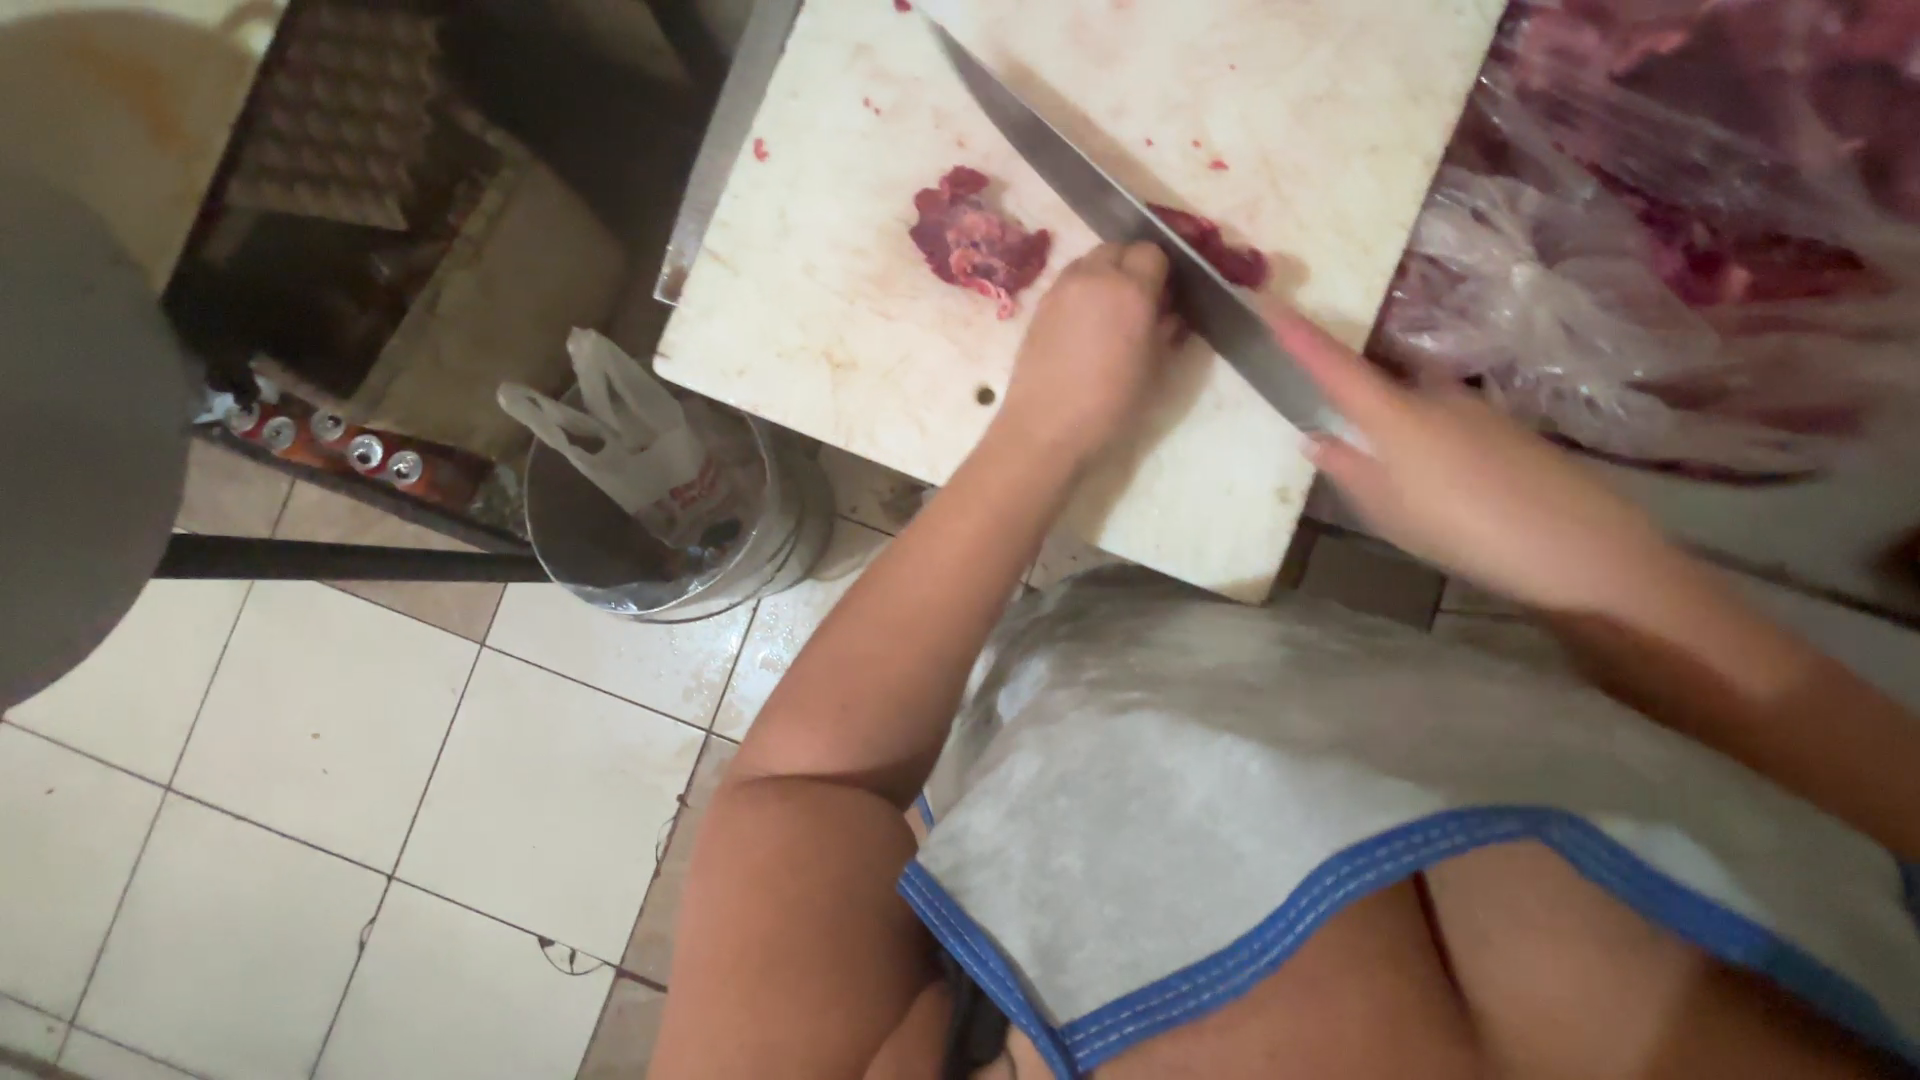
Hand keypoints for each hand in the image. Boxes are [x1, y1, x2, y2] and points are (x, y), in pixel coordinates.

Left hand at [992, 242, 1179, 467]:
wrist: (1045, 428)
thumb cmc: (1110, 404)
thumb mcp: (1155, 371)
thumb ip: (1167, 332)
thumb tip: (1170, 314)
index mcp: (1130, 289)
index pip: (1153, 252)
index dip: (1163, 271)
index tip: (1167, 295)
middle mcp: (1092, 277)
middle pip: (1117, 250)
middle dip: (1132, 266)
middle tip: (1141, 300)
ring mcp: (1060, 290)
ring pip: (1088, 262)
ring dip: (1104, 275)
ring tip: (1111, 311)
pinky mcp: (1038, 308)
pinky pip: (1066, 284)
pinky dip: (1081, 291)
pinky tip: (1085, 325)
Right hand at [1272, 305, 1684, 613]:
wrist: (1575, 545)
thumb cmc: (1460, 527)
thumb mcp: (1386, 510)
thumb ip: (1346, 470)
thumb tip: (1315, 438)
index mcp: (1393, 414)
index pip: (1334, 365)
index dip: (1299, 335)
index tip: (1269, 303)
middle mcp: (1434, 395)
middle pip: (1381, 377)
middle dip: (1355, 389)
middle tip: (1340, 423)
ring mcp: (1476, 408)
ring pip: (1420, 400)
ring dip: (1398, 421)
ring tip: (1397, 471)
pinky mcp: (1507, 428)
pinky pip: (1450, 420)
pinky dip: (1432, 438)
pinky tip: (1443, 483)